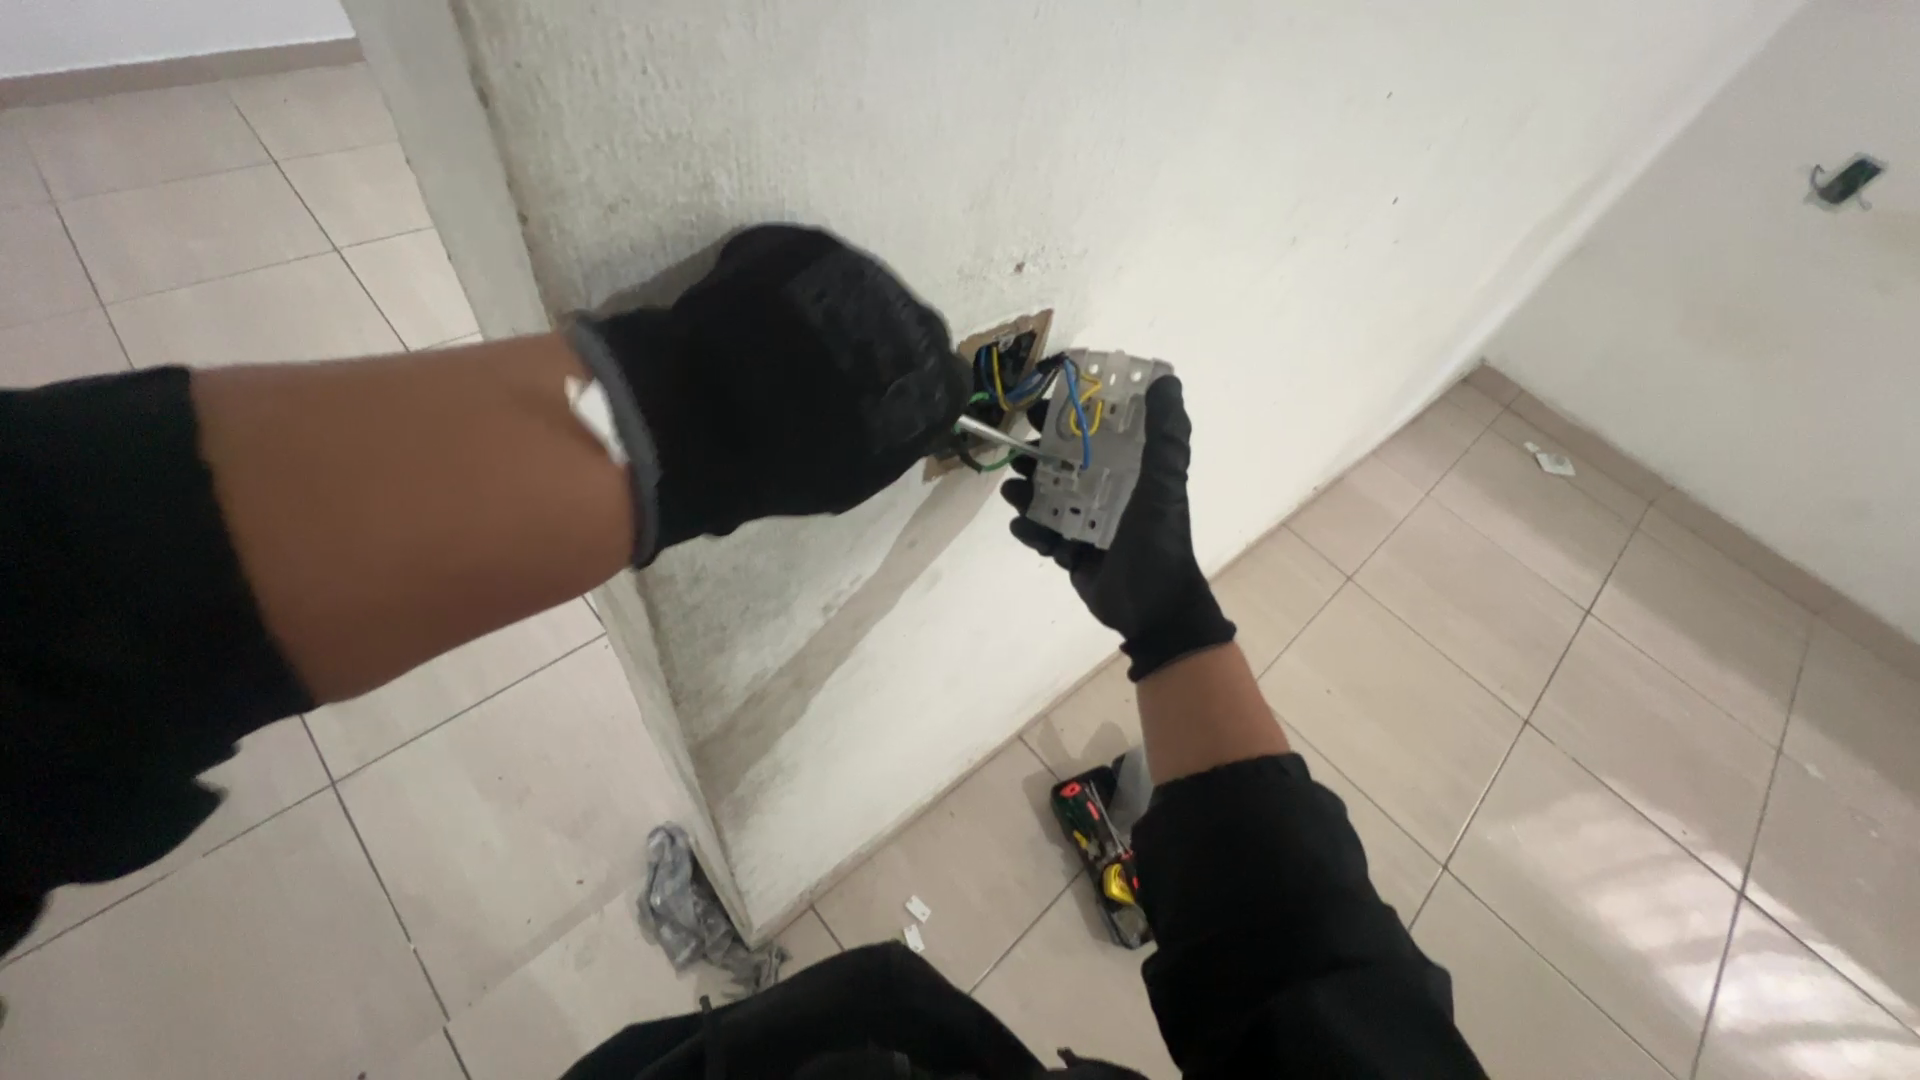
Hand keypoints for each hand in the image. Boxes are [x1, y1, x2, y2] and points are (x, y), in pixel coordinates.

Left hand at [577, 224, 966, 561]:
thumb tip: (882, 412)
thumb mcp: (858, 474)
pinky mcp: (808, 246)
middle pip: (905, 325)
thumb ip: (889, 436)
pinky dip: (787, 286)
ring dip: (834, 313)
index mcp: (936, 380)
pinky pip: (807, 266)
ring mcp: (862, 273)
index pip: (944, 376)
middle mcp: (914, 318)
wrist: (718, 413)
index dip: (909, 384)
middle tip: (830, 369)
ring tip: (783, 341)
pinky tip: (755, 315)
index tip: (880, 397)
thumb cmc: (796, 464)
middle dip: (877, 342)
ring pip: (858, 291)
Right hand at [1001, 376, 1235, 679]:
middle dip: (1037, 457)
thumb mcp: (1165, 482)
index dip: (1068, 417)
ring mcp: (1088, 524)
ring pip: (1048, 500)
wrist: (1153, 608)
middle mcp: (1107, 492)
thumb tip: (1167, 379)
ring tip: (1011, 492)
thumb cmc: (1159, 540)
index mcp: (1130, 471)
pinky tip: (1019, 526)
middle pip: (1063, 465)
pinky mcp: (1073, 554)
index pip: (1095, 434)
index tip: (1042, 406)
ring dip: (1026, 493)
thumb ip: (1166, 435)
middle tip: (1016, 451)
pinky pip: (1045, 537)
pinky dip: (1030, 531)